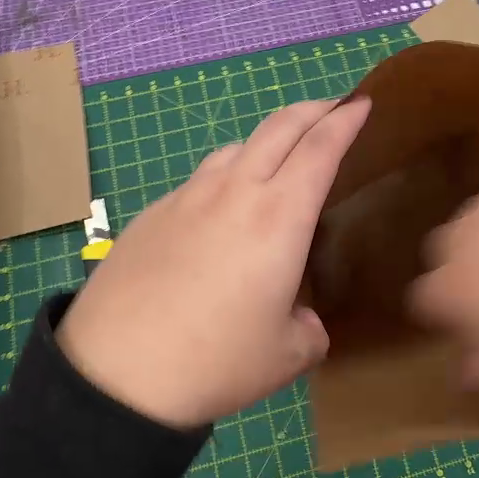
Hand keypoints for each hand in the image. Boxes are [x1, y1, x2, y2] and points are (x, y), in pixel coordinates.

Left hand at [57, 99, 370, 428]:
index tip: (363, 103)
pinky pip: (201, 178)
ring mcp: (188, 197)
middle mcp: (236, 192)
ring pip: (236, 146)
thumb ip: (310, 328)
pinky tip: (221, 210)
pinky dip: (227, 176)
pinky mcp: (153, 213)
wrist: (115, 373)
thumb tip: (303, 319)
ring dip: (268, 139)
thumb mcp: (287, 357)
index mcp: (280, 217)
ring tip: (278, 159)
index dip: (346, 120)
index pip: (321, 147)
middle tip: (332, 110)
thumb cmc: (214, 362)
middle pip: (280, 127)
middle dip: (313, 110)